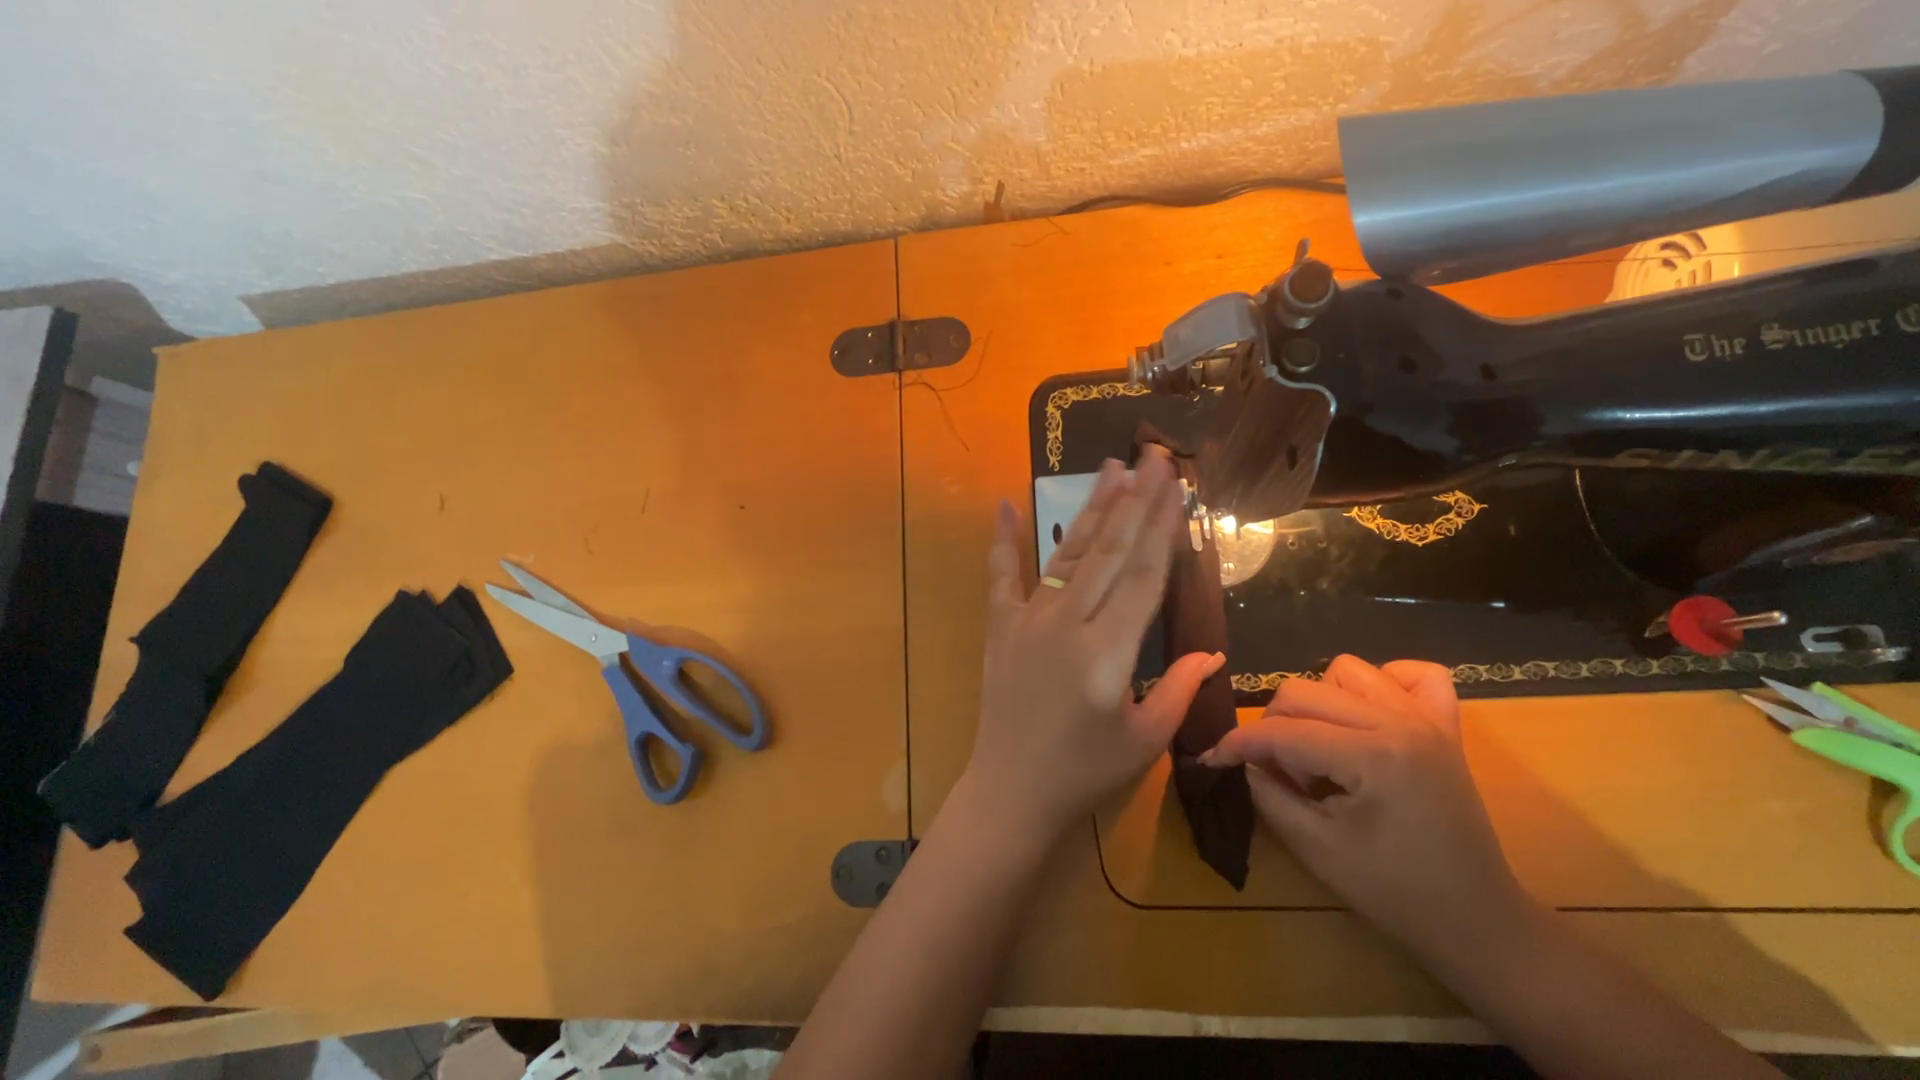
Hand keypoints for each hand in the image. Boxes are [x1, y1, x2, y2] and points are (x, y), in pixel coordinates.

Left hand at [963, 452, 1225, 843]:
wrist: (1010, 792)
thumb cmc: (1085, 773)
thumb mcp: (1145, 740)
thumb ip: (1179, 689)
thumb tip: (1214, 651)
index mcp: (1107, 652)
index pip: (1143, 575)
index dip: (1163, 526)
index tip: (1177, 484)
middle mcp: (1066, 624)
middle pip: (1108, 551)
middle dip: (1135, 500)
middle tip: (1153, 456)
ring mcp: (1027, 622)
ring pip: (1065, 554)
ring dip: (1090, 508)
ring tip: (1110, 467)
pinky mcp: (1000, 629)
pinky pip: (1000, 577)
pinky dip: (1002, 540)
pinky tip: (1004, 503)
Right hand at [1200, 655, 1530, 961]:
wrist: (1474, 918)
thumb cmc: (1393, 892)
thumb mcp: (1316, 847)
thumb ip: (1269, 795)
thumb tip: (1241, 760)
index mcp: (1373, 756)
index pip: (1284, 732)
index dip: (1239, 744)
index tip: (1212, 759)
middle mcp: (1401, 722)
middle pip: (1306, 691)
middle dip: (1276, 727)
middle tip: (1283, 776)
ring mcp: (1428, 719)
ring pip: (1347, 671)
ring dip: (1319, 703)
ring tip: (1324, 749)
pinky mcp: (1446, 726)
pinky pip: (1412, 675)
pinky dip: (1382, 684)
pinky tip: (1368, 717)